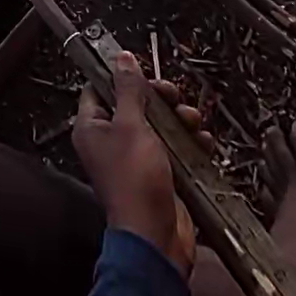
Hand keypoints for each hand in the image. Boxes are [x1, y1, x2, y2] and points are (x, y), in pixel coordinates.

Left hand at [74, 52, 206, 275]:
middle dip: (159, 97)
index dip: (119, 76)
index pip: (99, 88)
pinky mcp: (159, 171)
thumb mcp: (131, 124)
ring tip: (192, 120)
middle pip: (135, 102)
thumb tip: (122, 58)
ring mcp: (136, 156)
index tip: (141, 70)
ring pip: (159, 122)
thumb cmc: (135, 179)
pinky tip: (202, 141)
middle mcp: (111, 140)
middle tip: (173, 95)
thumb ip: (128, 89)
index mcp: (93, 127)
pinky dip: (189, 141)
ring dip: (179, 118)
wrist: (156, 237)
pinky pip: (174, 146)